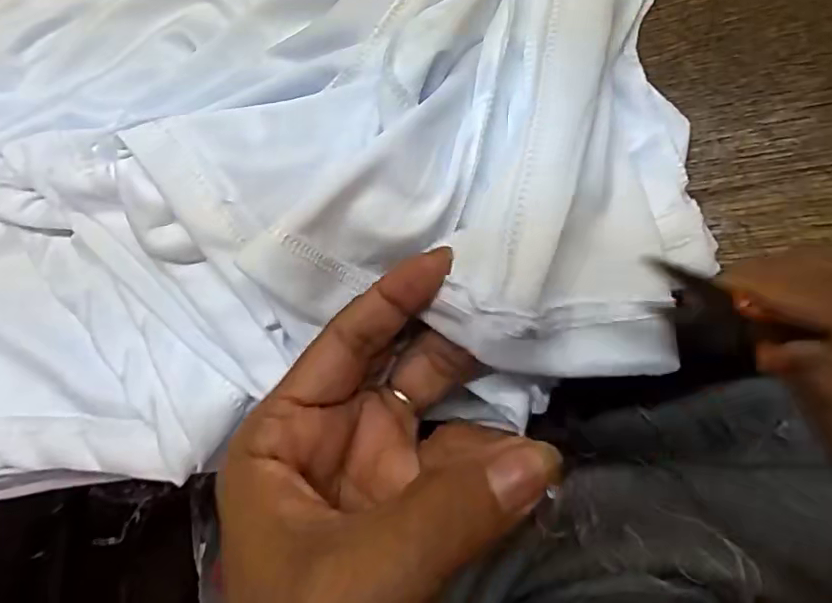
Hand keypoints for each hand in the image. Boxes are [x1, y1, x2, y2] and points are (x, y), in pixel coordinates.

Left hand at [216, 248, 562, 602]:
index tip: (445, 260)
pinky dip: (500, 458)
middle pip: (398, 364)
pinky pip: (466, 468)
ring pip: (439, 410)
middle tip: (502, 294)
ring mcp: (380, 478)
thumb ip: (447, 512)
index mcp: (287, 434)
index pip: (346, 342)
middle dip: (448, 329)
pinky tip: (535, 459)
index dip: (393, 296)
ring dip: (486, 389)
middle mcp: (334, 441)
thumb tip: (544, 457)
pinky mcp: (419, 516)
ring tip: (532, 356)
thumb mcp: (360, 572)